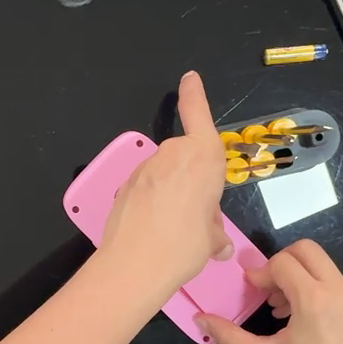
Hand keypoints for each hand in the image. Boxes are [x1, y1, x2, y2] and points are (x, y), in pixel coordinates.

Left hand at [101, 72, 231, 296]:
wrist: (135, 265)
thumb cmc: (186, 245)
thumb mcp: (212, 240)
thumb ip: (215, 234)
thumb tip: (218, 244)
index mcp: (202, 158)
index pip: (198, 114)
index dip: (194, 95)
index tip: (189, 78)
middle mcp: (171, 156)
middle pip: (185, 160)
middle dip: (192, 182)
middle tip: (199, 217)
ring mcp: (143, 170)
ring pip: (164, 177)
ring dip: (172, 196)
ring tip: (174, 231)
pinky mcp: (124, 187)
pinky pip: (146, 191)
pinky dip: (152, 205)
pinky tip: (154, 232)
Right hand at [198, 240, 342, 343]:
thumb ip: (230, 336)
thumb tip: (200, 319)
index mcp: (314, 299)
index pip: (282, 262)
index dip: (261, 273)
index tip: (251, 291)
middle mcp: (336, 288)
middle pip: (306, 250)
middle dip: (280, 261)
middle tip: (265, 287)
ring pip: (319, 262)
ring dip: (295, 273)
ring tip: (277, 305)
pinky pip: (329, 278)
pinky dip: (310, 283)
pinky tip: (295, 315)